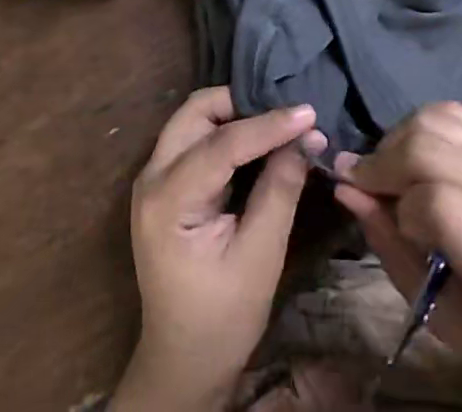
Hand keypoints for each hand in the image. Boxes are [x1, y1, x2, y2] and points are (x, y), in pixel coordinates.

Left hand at [110, 89, 327, 411]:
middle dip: (243, 103)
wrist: (183, 358)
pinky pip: (195, 139)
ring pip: (193, 119)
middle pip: (195, 113)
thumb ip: (280, 189)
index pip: (222, 143)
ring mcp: (153, 179)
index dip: (269, 124)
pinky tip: (260, 138)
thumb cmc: (223, 315)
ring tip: (280, 121)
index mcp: (168, 201)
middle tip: (289, 113)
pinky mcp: (166, 184)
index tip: (310, 112)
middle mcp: (151, 178)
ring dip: (235, 113)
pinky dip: (228, 130)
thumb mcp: (260, 255)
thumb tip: (308, 137)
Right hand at [331, 103, 461, 404]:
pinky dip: (424, 125)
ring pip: (443, 119)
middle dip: (385, 161)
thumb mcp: (447, 319)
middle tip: (365, 184)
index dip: (400, 207)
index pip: (443, 205)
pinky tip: (417, 157)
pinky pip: (459, 113)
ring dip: (400, 137)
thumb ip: (394, 250)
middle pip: (435, 149)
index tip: (383, 219)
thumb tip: (346, 189)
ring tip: (392, 172)